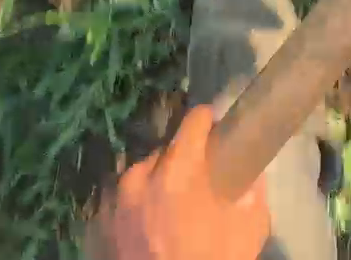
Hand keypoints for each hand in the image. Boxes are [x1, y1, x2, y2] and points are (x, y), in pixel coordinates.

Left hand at [87, 106, 268, 259]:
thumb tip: (250, 173)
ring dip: (155, 183)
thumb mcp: (249, 229)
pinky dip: (134, 208)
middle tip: (196, 180)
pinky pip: (120, 203)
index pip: (193, 120)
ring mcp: (113, 205)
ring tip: (169, 206)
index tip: (217, 132)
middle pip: (165, 150)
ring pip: (139, 176)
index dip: (209, 122)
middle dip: (181, 159)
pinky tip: (148, 225)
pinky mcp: (97, 230)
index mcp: (177, 171)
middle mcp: (139, 179)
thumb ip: (253, 191)